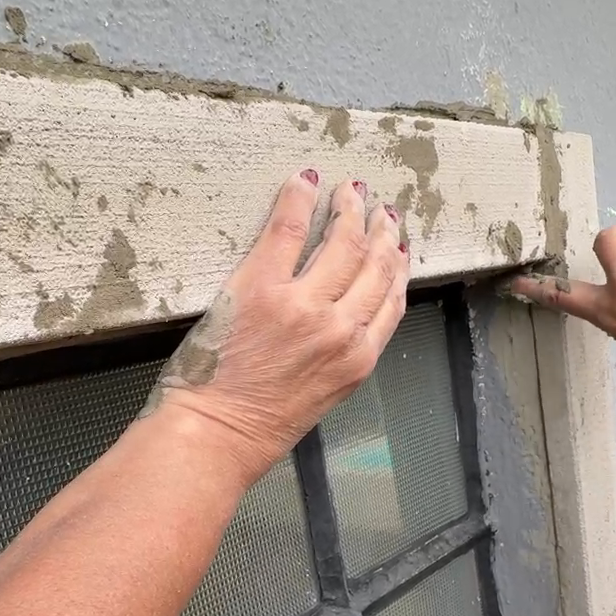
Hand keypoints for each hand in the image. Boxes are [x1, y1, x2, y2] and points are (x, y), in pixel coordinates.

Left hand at [144, 171, 409, 475]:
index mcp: (358, 359)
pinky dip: (299, 199)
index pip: (390, 300)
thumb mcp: (321, 398)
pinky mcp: (262, 285)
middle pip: (373, 264)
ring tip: (350, 192)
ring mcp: (304, 304)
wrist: (218, 434)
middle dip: (380, 231)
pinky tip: (306, 181)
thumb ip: (340, 359)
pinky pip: (289, 227)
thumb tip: (344, 324)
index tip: (397, 245)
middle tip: (379, 208)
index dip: (396, 266)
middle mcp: (341, 328)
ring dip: (349, 210)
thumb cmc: (261, 427)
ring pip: (342, 243)